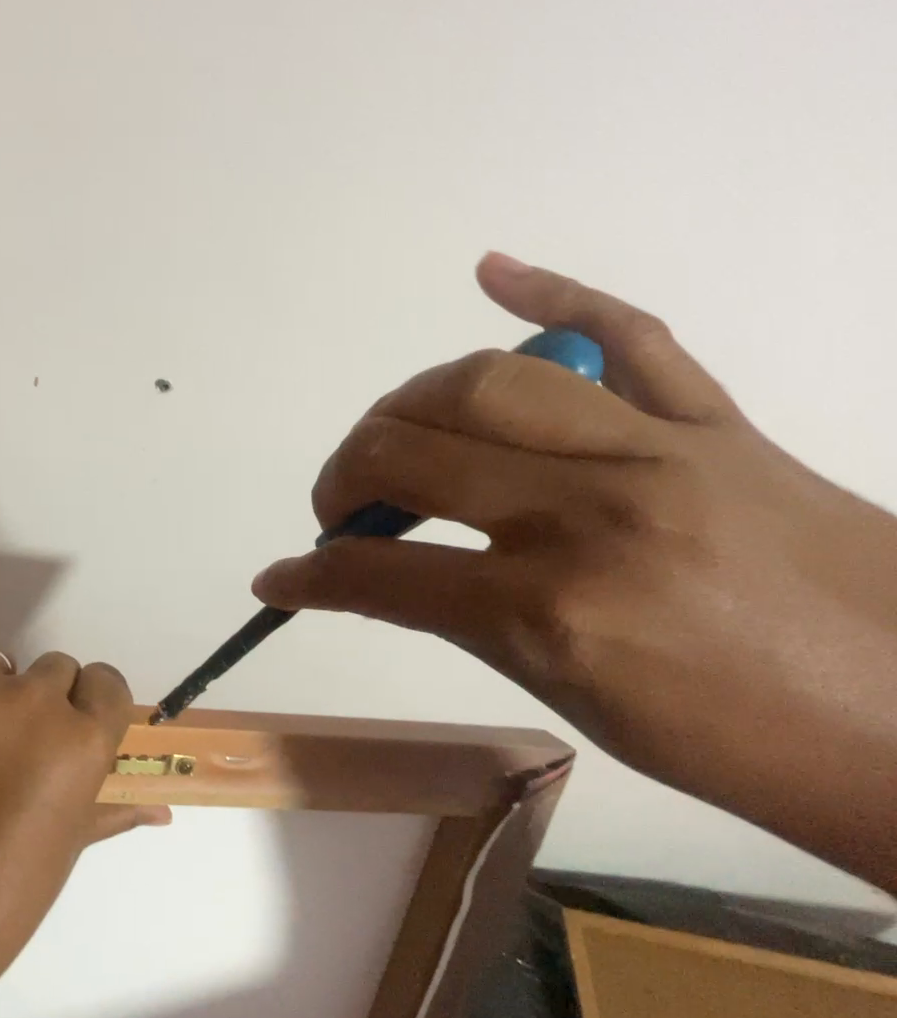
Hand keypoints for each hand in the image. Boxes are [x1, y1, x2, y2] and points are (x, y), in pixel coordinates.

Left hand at [0, 645, 166, 1017]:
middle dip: (34, 698)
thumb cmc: (1, 902)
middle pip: (49, 665)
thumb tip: (153, 802)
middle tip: (4, 746)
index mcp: (83, 743)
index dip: (85, 704)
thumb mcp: (64, 856)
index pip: (104, 682)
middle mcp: (33, 703)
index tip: (67, 729)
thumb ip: (107, 812)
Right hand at [253, 252, 896, 891]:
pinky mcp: (722, 421)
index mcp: (553, 606)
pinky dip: (553, 294)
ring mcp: (663, 451)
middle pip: (410, 450)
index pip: (379, 570)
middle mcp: (593, 510)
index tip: (277, 580)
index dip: (308, 575)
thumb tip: (359, 578)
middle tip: (341, 513)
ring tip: (394, 441)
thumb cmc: (739, 744)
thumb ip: (457, 616)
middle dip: (343, 479)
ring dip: (406, 407)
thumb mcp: (569, 694)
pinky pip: (629, 333)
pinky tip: (493, 273)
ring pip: (486, 380)